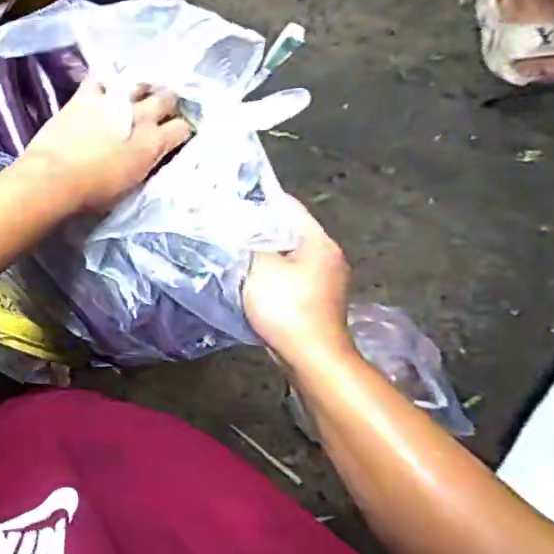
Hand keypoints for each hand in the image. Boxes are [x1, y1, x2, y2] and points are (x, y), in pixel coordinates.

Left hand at [14, 78, 191, 213]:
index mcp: (153, 144)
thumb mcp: (129, 185)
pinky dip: (103, 82)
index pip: (182, 129)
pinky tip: (101, 87)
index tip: (172, 136)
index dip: (179, 132)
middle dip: (166, 102)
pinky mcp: (85, 96)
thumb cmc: (91, 193)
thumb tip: (147, 158)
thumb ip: (143, 165)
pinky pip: (100, 78)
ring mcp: (113, 101)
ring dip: (139, 87)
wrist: (53, 178)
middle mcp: (141, 117)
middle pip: (167, 98)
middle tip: (157, 109)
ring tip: (133, 94)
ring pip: (139, 82)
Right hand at [242, 196, 355, 367]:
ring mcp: (326, 282)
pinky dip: (270, 273)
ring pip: (288, 255)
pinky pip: (289, 277)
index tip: (229, 197)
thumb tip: (235, 225)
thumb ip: (247, 242)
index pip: (288, 207)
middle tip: (225, 223)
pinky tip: (249, 278)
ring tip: (232, 249)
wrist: (311, 356)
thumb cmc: (286, 306)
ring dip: (264, 252)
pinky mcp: (316, 302)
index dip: (259, 199)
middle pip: (289, 232)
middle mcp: (328, 257)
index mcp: (319, 242)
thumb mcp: (259, 267)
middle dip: (258, 227)